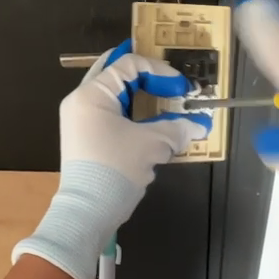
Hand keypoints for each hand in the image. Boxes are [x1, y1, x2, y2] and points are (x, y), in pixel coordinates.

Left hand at [11, 44, 209, 278]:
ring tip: (162, 103)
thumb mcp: (151, 145)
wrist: (86, 213)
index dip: (159, 70)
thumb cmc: (116, 169)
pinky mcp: (83, 138)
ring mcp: (79, 120)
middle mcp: (81, 101)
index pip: (128, 64)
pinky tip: (149, 124)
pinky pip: (109, 114)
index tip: (180, 88)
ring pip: (112, 95)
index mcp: (92, 94)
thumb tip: (200, 126)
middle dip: (145, 77)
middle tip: (169, 83)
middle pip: (116, 74)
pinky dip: (130, 113)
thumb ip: (177, 129)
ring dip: (139, 96)